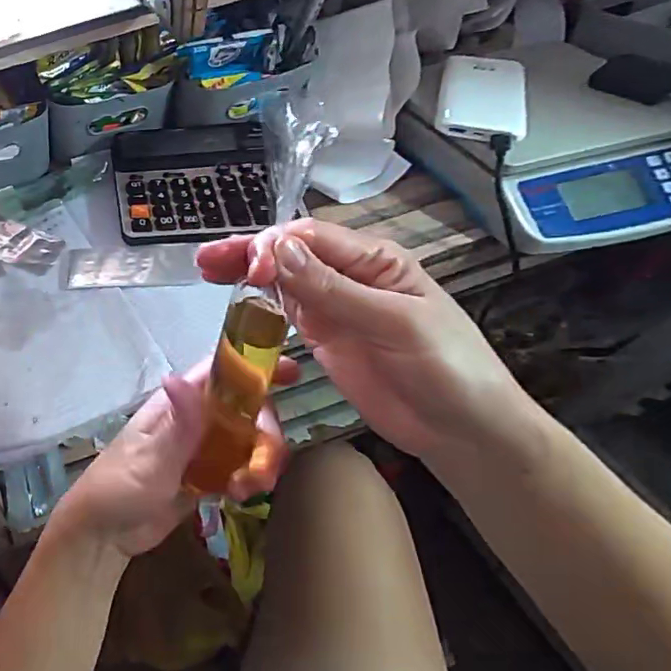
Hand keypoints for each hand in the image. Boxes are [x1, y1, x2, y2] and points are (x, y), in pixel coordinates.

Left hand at [51, 358, 294, 557]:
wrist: (104, 535)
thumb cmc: (119, 487)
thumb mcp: (150, 458)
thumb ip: (177, 424)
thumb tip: (179, 377)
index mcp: (177, 402)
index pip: (221, 372)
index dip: (256, 368)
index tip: (295, 374)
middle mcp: (193, 417)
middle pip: (246, 408)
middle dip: (265, 432)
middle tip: (268, 465)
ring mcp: (201, 446)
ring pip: (247, 439)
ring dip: (261, 460)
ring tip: (252, 488)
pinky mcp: (206, 475)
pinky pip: (240, 467)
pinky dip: (249, 479)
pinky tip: (240, 496)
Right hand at [195, 219, 531, 459]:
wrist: (465, 431)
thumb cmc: (448, 368)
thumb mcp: (396, 323)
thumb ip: (335, 289)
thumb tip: (279, 251)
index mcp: (373, 259)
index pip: (312, 238)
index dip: (276, 247)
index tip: (251, 269)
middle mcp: (348, 275)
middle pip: (290, 254)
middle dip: (249, 253)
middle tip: (206, 261)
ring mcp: (334, 307)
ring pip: (282, 281)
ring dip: (246, 275)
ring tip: (208, 273)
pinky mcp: (323, 337)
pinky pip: (285, 313)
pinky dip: (258, 306)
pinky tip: (236, 304)